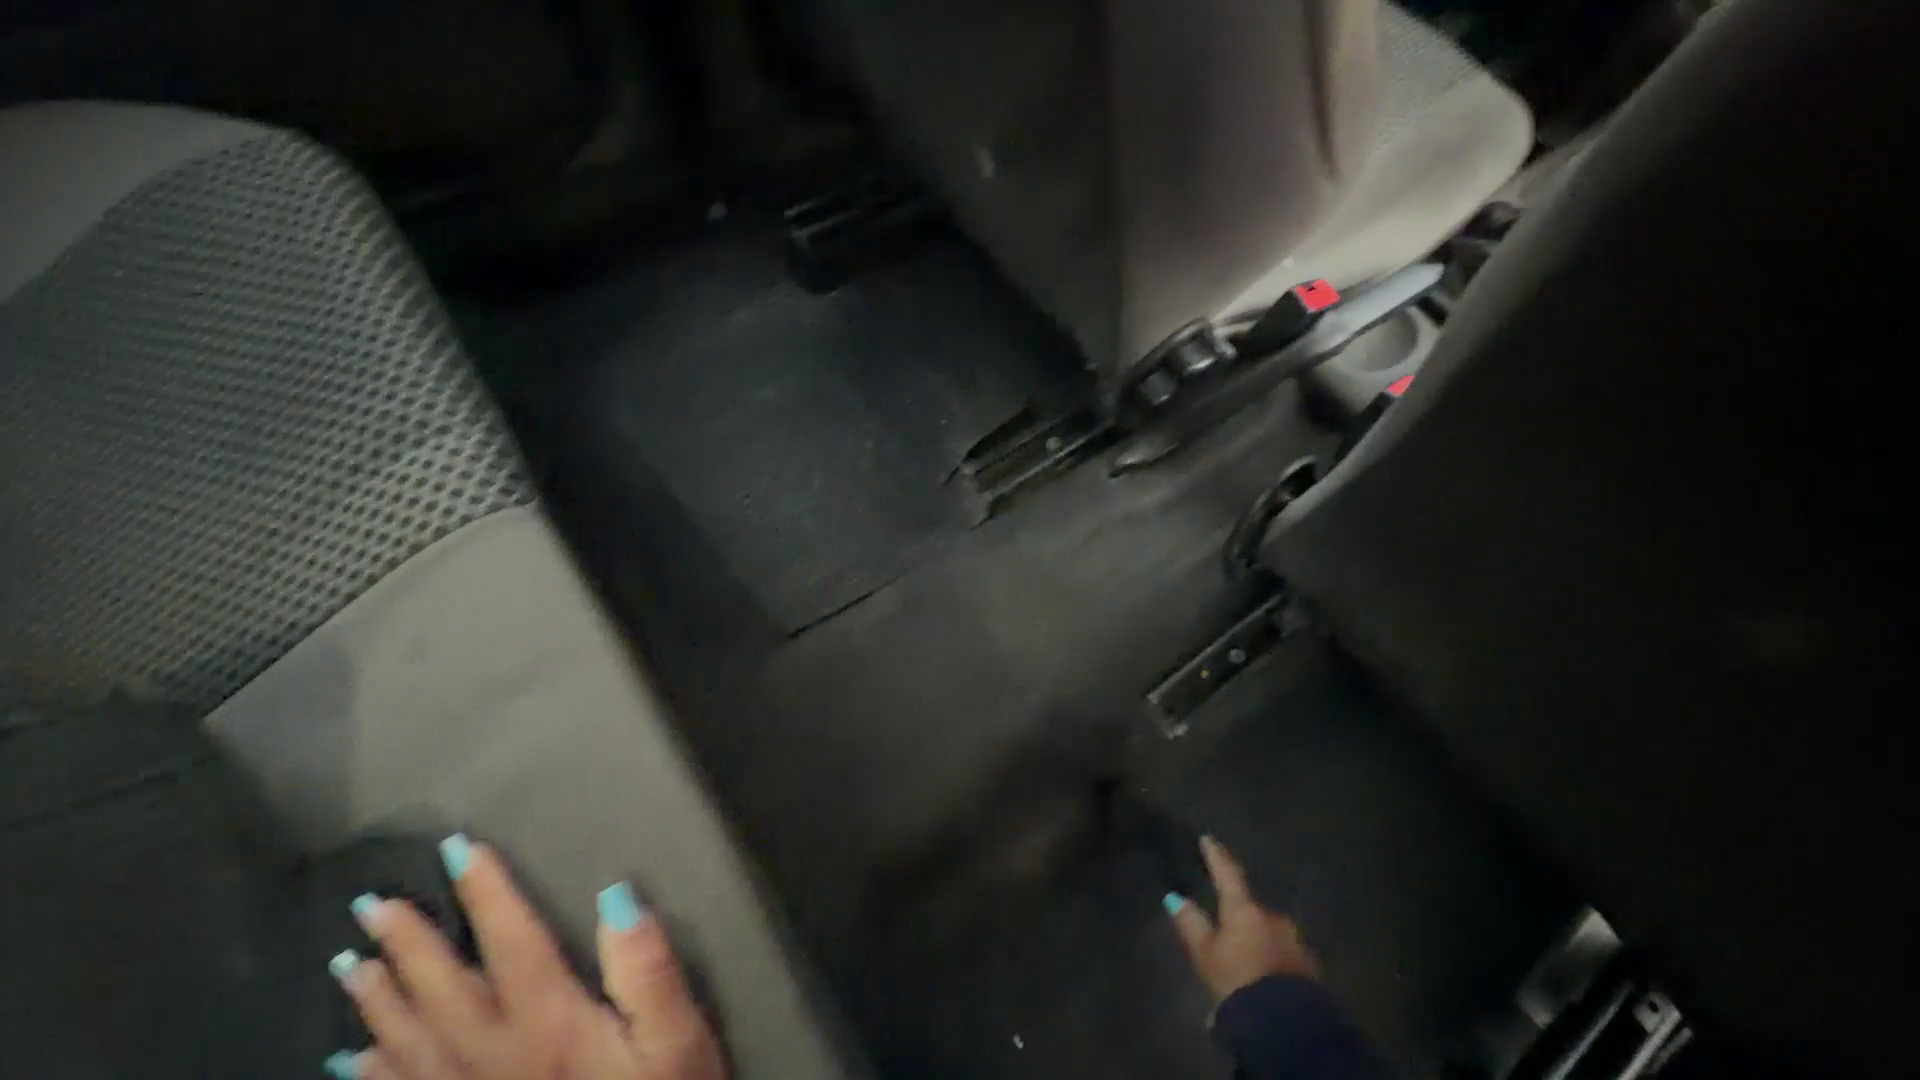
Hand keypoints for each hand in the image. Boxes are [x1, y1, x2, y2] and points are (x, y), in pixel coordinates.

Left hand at [323, 834, 726, 1079]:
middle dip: (408, 943)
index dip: (487, 893)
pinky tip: (350, 1059)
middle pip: (443, 991)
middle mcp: (494, 1060)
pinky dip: (371, 1075)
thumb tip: (617, 896)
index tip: (458, 848)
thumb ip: (648, 972)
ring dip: (377, 1000)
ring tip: (349, 963)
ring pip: (408, 1044)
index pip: (512, 944)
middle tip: (371, 904)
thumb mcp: (676, 1040)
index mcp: (548, 1026)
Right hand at [1164, 836, 1320, 1002]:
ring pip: (1269, 929)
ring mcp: (1295, 938)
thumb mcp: (1205, 955)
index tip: (1208, 839)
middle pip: (1251, 906)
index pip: (1227, 873)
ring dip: (1257, 936)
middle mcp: (1273, 915)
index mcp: (1245, 908)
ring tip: (1245, 955)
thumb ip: (1191, 924)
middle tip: (1226, 924)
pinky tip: (1265, 971)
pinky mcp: (1309, 963)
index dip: (1216, 855)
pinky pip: (1283, 950)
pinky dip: (1271, 954)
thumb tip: (1175, 898)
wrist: (1285, 1023)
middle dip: (1240, 912)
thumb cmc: (1237, 981)